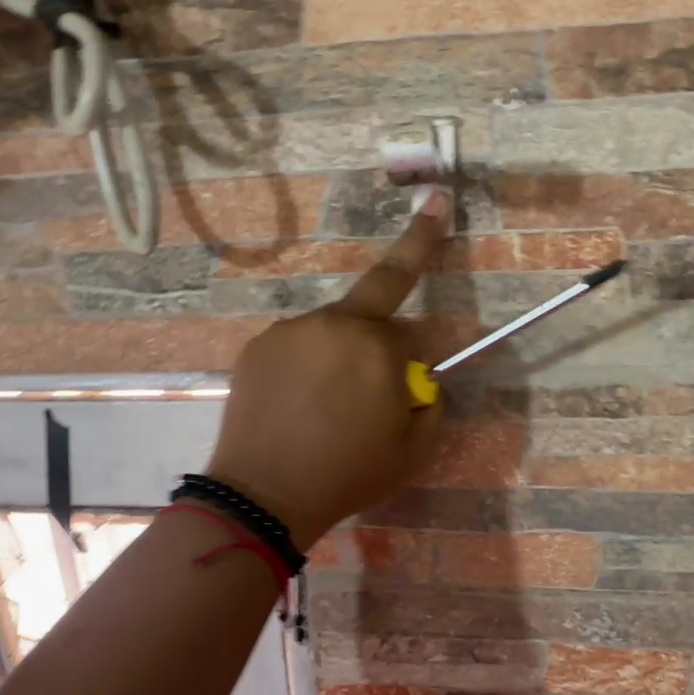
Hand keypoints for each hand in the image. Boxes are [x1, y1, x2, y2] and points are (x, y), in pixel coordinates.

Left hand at [204, 191, 449, 548]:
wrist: (264, 495)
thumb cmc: (349, 474)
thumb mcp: (414, 448)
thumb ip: (429, 401)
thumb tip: (419, 375)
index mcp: (376, 344)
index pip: (406, 288)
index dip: (424, 241)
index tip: (436, 199)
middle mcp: (331, 323)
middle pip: (372, 308)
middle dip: (392, 310)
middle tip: (396, 327)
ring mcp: (288, 332)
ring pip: (332, 333)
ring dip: (342, 356)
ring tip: (331, 409)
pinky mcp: (257, 348)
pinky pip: (297, 348)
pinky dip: (307, 367)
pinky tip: (300, 405)